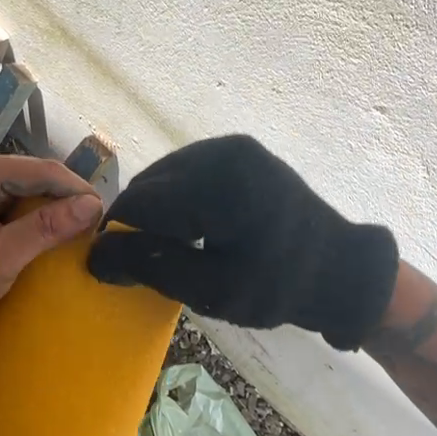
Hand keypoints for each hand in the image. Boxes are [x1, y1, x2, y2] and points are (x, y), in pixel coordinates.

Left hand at [0, 154, 103, 331]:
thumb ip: (42, 230)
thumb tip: (92, 206)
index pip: (38, 170)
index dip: (74, 188)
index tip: (104, 214)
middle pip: (40, 175)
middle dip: (70, 197)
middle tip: (100, 225)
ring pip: (38, 188)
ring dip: (62, 207)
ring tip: (90, 229)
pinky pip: (29, 203)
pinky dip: (48, 217)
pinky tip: (67, 233)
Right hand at [85, 135, 397, 349]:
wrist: (342, 269)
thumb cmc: (280, 286)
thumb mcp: (213, 290)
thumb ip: (151, 266)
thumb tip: (94, 252)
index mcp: (218, 183)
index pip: (138, 204)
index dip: (119, 239)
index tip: (122, 272)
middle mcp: (219, 151)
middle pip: (147, 188)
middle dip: (140, 226)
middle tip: (155, 264)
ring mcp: (228, 146)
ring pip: (160, 180)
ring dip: (156, 214)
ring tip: (177, 248)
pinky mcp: (234, 149)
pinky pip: (181, 174)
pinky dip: (175, 202)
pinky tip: (193, 228)